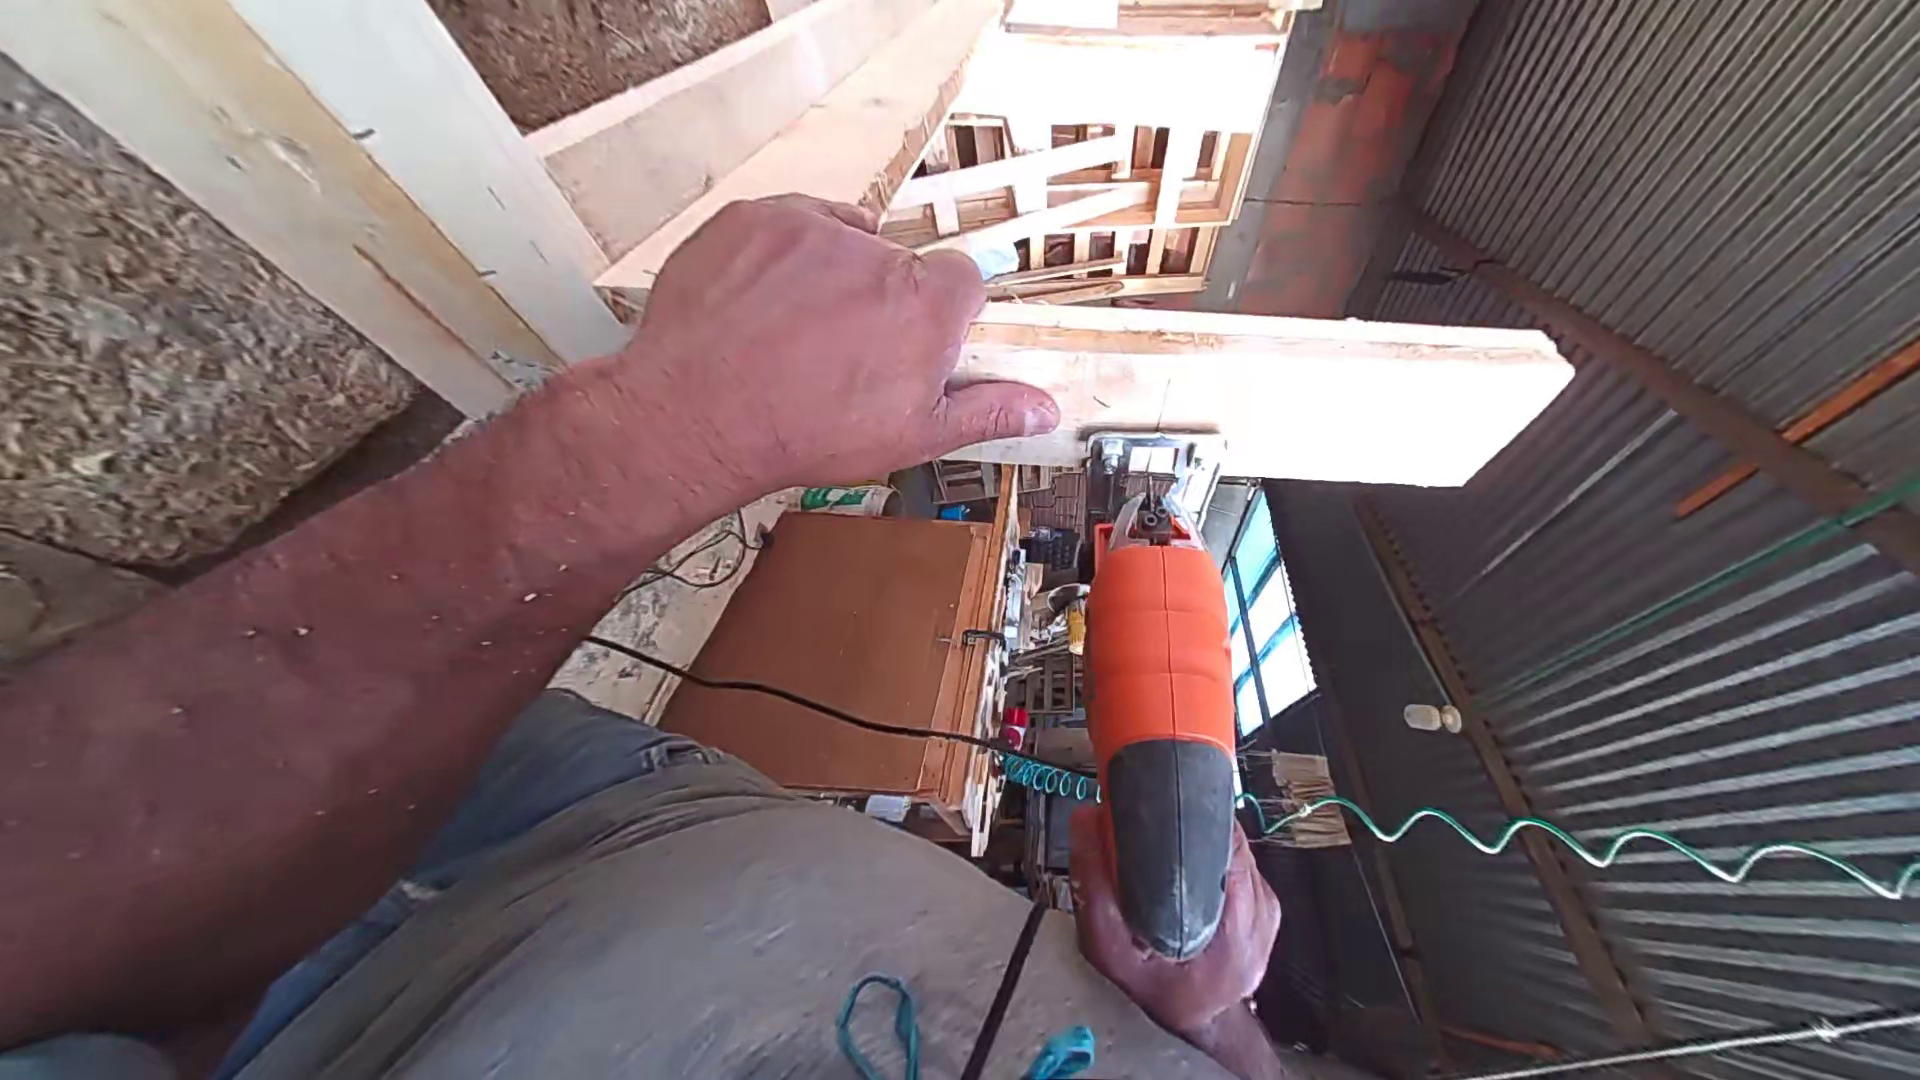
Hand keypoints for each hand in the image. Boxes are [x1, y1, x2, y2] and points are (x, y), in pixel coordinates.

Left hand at [623, 194, 1058, 494]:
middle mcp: (881, 252)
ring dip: (836, 277)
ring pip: (848, 241)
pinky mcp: (759, 216)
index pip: (962, 281)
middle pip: (903, 265)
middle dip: (887, 302)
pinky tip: (770, 307)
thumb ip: (986, 411)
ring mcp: (814, 227)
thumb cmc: (811, 432)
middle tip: (848, 352)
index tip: (915, 344)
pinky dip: (788, 257)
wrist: (703, 416)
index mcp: (928, 304)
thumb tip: (1045, 408)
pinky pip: (792, 226)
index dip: (940, 316)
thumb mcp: (913, 436)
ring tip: (801, 334)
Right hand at [1068, 804, 1279, 1040]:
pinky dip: (1222, 854)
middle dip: (1203, 825)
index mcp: (1233, 943)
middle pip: (1238, 852)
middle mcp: (1259, 931)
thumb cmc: (1148, 984)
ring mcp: (1267, 922)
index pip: (1233, 861)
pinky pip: (1246, 867)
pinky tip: (1196, 852)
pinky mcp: (1266, 914)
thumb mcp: (1106, 945)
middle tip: (1169, 808)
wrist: (1184, 1016)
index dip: (1206, 825)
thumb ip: (1093, 885)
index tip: (1176, 801)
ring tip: (1179, 824)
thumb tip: (1086, 817)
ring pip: (1244, 856)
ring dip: (1213, 837)